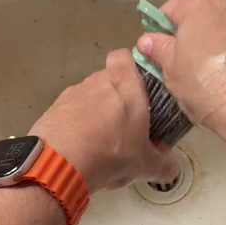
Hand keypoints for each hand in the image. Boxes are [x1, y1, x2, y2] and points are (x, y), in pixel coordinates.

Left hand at [30, 49, 180, 191]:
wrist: (58, 164)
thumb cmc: (111, 153)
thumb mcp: (144, 164)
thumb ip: (163, 164)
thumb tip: (172, 167)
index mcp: (125, 83)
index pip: (126, 57)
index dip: (131, 69)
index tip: (137, 90)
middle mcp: (97, 81)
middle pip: (108, 81)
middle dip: (116, 100)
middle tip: (123, 128)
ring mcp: (72, 93)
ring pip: (88, 97)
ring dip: (94, 114)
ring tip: (99, 143)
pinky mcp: (53, 109)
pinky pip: (70, 112)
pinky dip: (75, 125)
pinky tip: (79, 148)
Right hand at [134, 0, 225, 147]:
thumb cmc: (214, 88)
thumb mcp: (172, 71)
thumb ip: (158, 50)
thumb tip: (149, 42)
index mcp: (199, 4)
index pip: (170, 10)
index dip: (160, 32)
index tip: (158, 50)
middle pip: (200, 16)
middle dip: (190, 38)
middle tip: (182, 68)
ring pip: (224, 28)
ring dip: (214, 46)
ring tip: (210, 77)